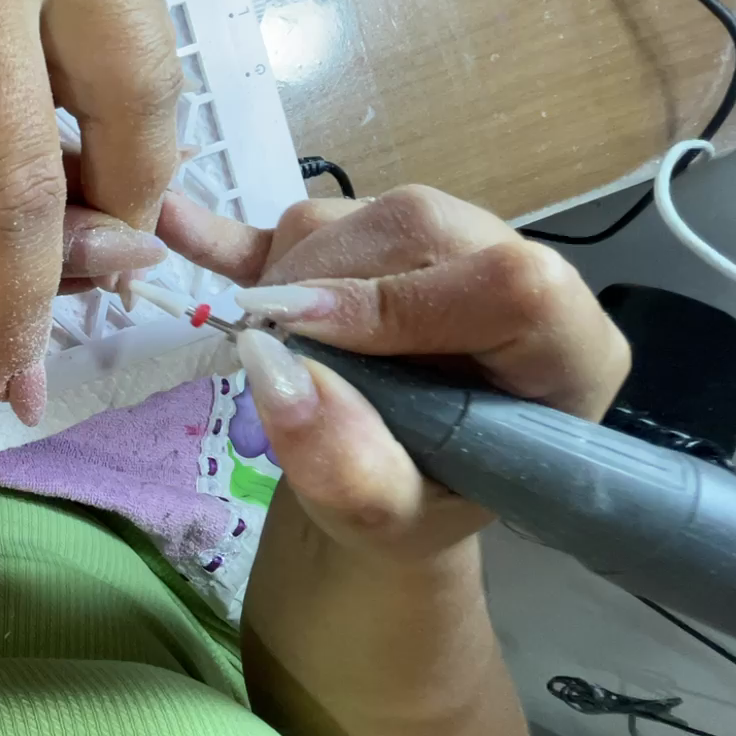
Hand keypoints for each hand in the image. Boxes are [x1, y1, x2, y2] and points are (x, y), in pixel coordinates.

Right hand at [161, 187, 628, 735]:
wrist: (382, 481)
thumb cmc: (405, 506)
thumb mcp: (386, 519)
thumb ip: (351, 467)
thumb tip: (279, 375)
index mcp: (559, 352)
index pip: (509, 285)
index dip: (398, 298)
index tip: (296, 328)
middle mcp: (502, 279)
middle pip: (415, 226)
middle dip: (319, 278)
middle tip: (266, 338)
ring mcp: (423, 253)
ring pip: (346, 217)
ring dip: (280, 270)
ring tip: (264, 333)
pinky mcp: (352, 251)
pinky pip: (287, 224)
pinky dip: (223, 232)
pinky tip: (177, 225)